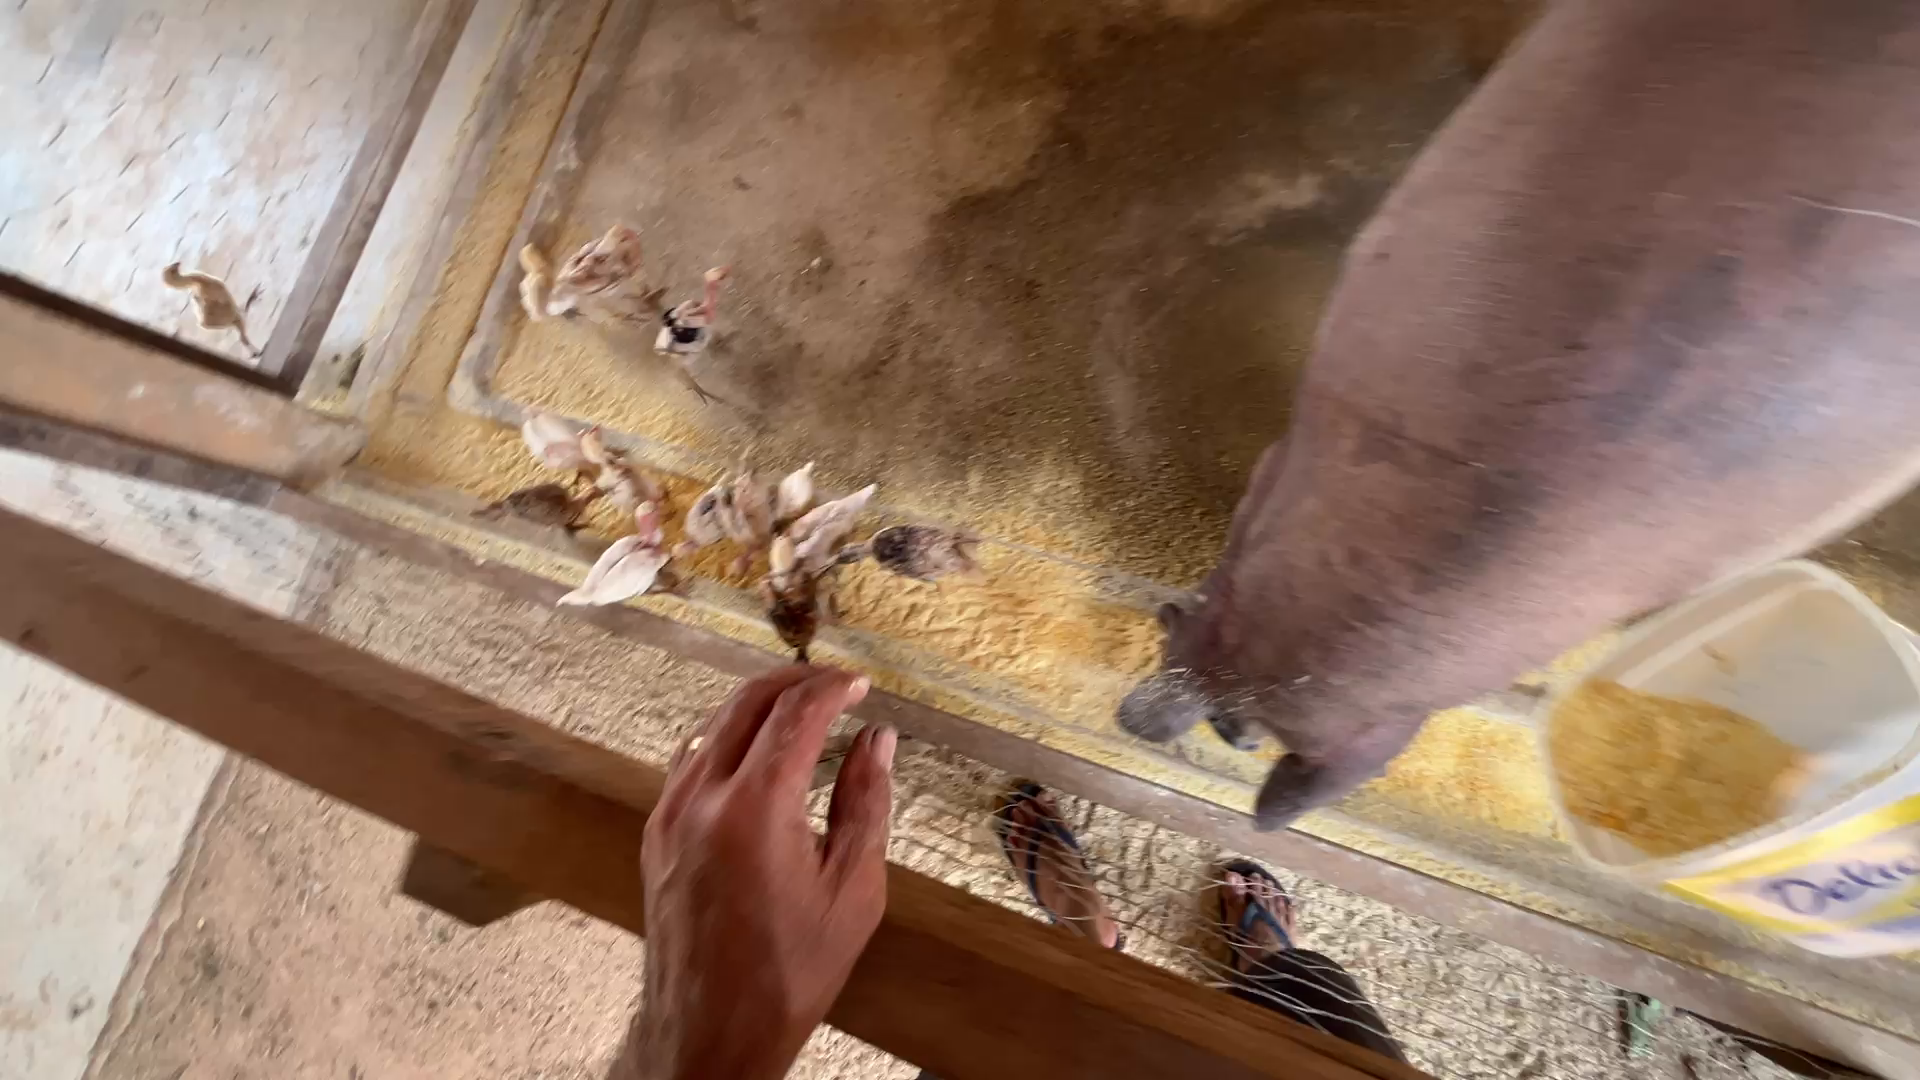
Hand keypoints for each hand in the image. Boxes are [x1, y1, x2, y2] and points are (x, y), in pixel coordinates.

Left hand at [618, 666, 896, 1079]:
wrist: (706, 1039)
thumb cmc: (792, 971)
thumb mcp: (853, 890)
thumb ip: (868, 802)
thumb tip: (878, 738)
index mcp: (756, 809)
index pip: (797, 714)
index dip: (833, 688)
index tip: (860, 684)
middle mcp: (703, 796)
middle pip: (750, 700)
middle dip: (798, 679)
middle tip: (836, 683)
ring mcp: (670, 810)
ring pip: (717, 720)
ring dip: (763, 700)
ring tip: (805, 704)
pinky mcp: (656, 829)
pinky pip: (694, 753)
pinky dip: (731, 731)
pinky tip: (758, 744)